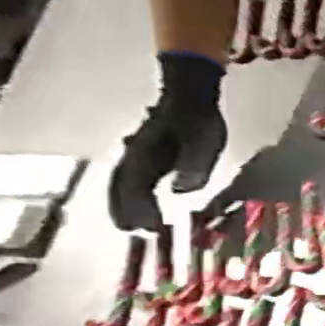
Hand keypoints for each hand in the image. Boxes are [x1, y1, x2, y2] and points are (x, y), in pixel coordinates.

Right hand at [110, 53, 228, 230]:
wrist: (189, 94)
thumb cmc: (198, 119)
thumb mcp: (203, 142)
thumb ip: (193, 165)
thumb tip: (181, 189)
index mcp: (147, 155)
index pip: (136, 186)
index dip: (140, 208)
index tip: (149, 228)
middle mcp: (135, 155)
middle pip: (121, 186)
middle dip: (124, 209)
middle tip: (130, 231)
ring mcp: (137, 153)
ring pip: (121, 182)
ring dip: (123, 203)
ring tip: (128, 225)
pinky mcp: (145, 154)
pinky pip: (130, 177)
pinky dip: (130, 193)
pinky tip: (139, 203)